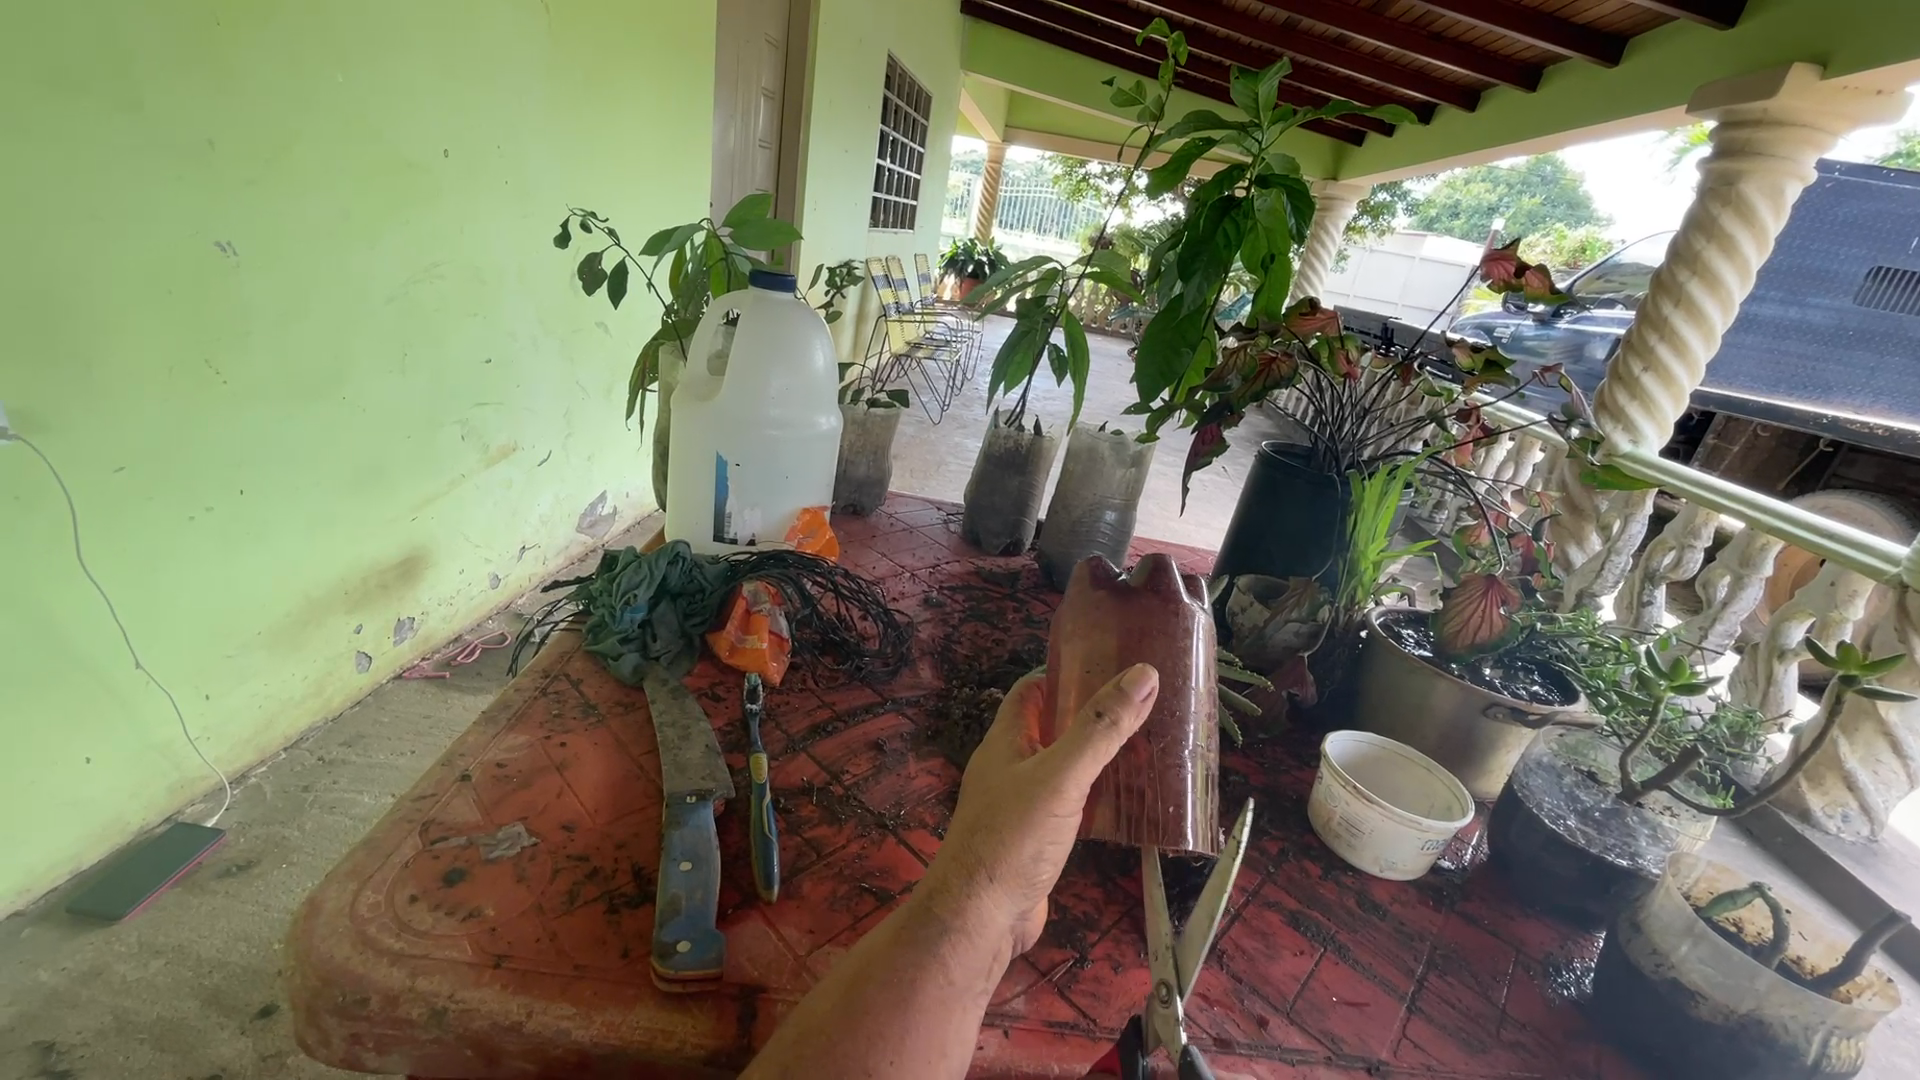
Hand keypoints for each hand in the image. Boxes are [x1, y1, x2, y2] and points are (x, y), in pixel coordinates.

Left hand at [920, 663, 1159, 955]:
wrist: (980, 919)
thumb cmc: (1013, 837)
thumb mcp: (1061, 776)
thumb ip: (1101, 728)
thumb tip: (1143, 674)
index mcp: (1006, 740)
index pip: (1032, 689)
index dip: (1066, 674)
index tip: (1110, 668)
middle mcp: (1009, 766)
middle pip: (1050, 727)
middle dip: (1090, 717)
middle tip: (1140, 711)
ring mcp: (1019, 805)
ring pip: (1061, 769)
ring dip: (1095, 760)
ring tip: (1144, 751)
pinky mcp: (1034, 840)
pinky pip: (1068, 807)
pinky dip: (1094, 800)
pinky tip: (1126, 805)